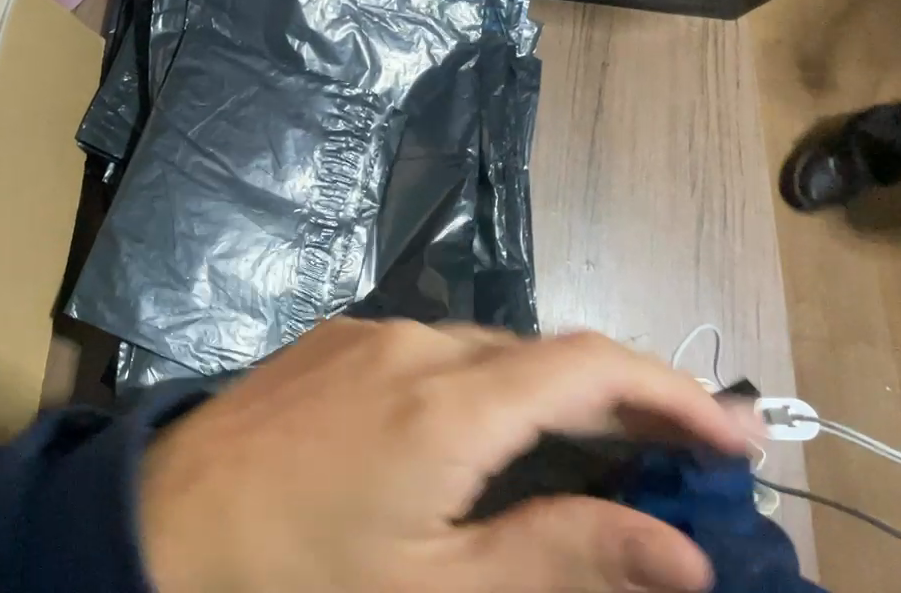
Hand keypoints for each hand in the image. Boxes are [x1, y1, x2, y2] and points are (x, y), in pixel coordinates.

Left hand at [137, 321, 754, 592]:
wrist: (163, 520)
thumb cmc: (300, 572)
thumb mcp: (440, 589)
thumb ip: (563, 556)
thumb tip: (685, 552)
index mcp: (446, 400)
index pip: (587, 365)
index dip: (673, 389)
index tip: (737, 434)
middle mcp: (407, 342)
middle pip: (537, 351)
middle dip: (617, 393)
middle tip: (680, 454)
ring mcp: (360, 333)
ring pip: (481, 348)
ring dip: (544, 389)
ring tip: (593, 446)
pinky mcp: (326, 341)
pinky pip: (425, 349)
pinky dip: (479, 382)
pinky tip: (481, 430)